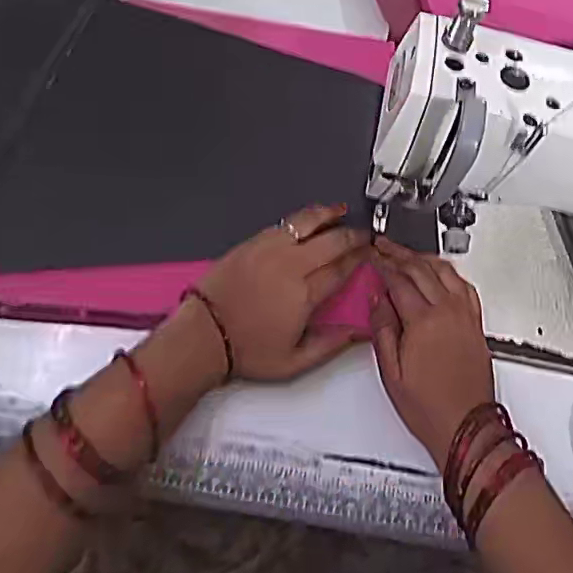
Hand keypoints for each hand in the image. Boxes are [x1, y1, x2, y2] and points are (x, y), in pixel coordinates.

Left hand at [190, 203, 370, 381]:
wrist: (203, 334)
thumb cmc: (245, 350)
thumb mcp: (293, 362)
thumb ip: (329, 345)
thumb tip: (356, 333)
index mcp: (305, 294)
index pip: (342, 268)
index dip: (360, 258)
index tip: (369, 253)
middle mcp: (291, 266)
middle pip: (333, 240)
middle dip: (353, 235)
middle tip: (363, 235)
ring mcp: (271, 249)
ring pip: (308, 222)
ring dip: (329, 215)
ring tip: (340, 211)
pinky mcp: (253, 242)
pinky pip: (285, 223)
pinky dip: (302, 217)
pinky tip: (309, 218)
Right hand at [369, 238, 495, 459]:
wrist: (466, 427)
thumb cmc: (431, 408)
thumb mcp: (392, 372)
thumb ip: (382, 330)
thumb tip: (377, 301)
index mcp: (424, 322)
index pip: (399, 280)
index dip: (383, 265)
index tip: (372, 257)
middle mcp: (448, 312)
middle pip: (421, 269)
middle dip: (399, 254)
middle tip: (384, 247)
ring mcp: (465, 316)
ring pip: (444, 271)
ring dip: (423, 258)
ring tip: (408, 254)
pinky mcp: (476, 324)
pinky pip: (464, 286)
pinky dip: (449, 272)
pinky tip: (441, 272)